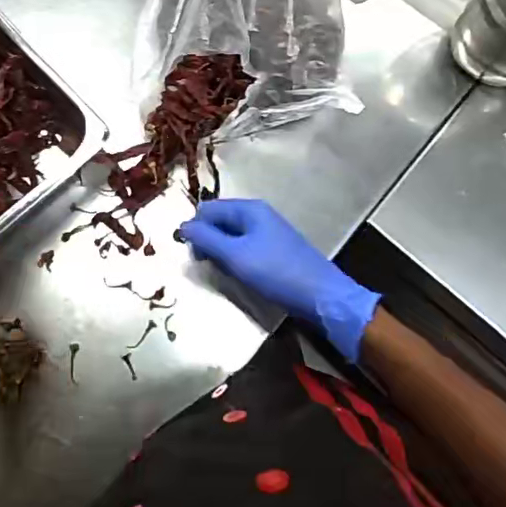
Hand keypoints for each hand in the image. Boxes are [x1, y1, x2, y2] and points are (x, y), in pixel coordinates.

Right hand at [177, 198, 379, 361]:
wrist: (323, 297)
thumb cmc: (276, 272)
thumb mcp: (234, 256)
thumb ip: (205, 238)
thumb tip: (182, 227)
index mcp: (248, 209)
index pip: (206, 209)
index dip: (195, 229)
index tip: (194, 254)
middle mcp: (257, 213)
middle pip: (218, 220)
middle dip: (208, 241)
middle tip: (208, 264)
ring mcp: (268, 230)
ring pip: (230, 235)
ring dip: (222, 251)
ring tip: (226, 271)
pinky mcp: (274, 248)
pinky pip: (244, 246)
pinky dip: (236, 258)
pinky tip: (241, 274)